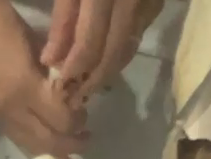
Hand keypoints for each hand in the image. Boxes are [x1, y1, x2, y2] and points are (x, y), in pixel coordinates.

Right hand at [0, 0, 88, 158]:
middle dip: (70, 147)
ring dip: (54, 153)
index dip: (76, 122)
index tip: (85, 113)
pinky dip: (36, 146)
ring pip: (32, 147)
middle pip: (47, 142)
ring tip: (70, 155)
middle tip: (85, 141)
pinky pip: (18, 139)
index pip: (60, 120)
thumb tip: (72, 93)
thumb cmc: (3, 22)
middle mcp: (10, 108)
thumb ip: (55, 72)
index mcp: (24, 86)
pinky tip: (47, 146)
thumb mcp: (37, 43)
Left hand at [42, 0, 161, 98]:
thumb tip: (53, 58)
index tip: (58, 84)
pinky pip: (138, 31)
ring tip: (86, 83)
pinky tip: (105, 56)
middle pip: (112, 52)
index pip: (89, 43)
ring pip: (127, 46)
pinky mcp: (157, 0)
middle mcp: (130, 0)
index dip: (74, 68)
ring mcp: (147, 1)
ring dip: (107, 68)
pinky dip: (121, 48)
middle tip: (74, 97)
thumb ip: (64, 14)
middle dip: (92, 78)